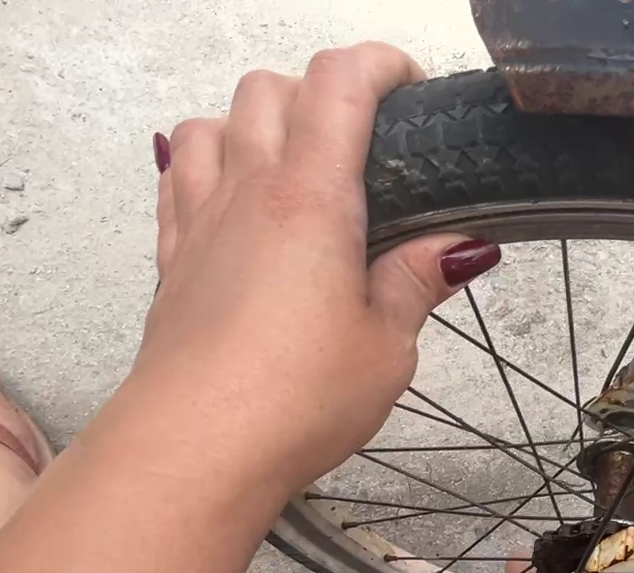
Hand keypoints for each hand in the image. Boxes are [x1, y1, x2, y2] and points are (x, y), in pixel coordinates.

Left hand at [134, 46, 501, 495]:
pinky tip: (234, 202)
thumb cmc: (303, 398)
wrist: (199, 447)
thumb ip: (417, 283)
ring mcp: (199, 222)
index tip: (411, 85)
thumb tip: (461, 244)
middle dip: (319, 93)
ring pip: (212, 122)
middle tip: (362, 145)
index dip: (378, 65)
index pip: (338, 86)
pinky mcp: (172, 260)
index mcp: (310, 201)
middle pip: (268, 89)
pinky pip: (178, 177)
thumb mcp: (387, 348)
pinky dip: (208, 164)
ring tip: (293, 170)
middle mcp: (247, 192)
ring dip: (254, 123)